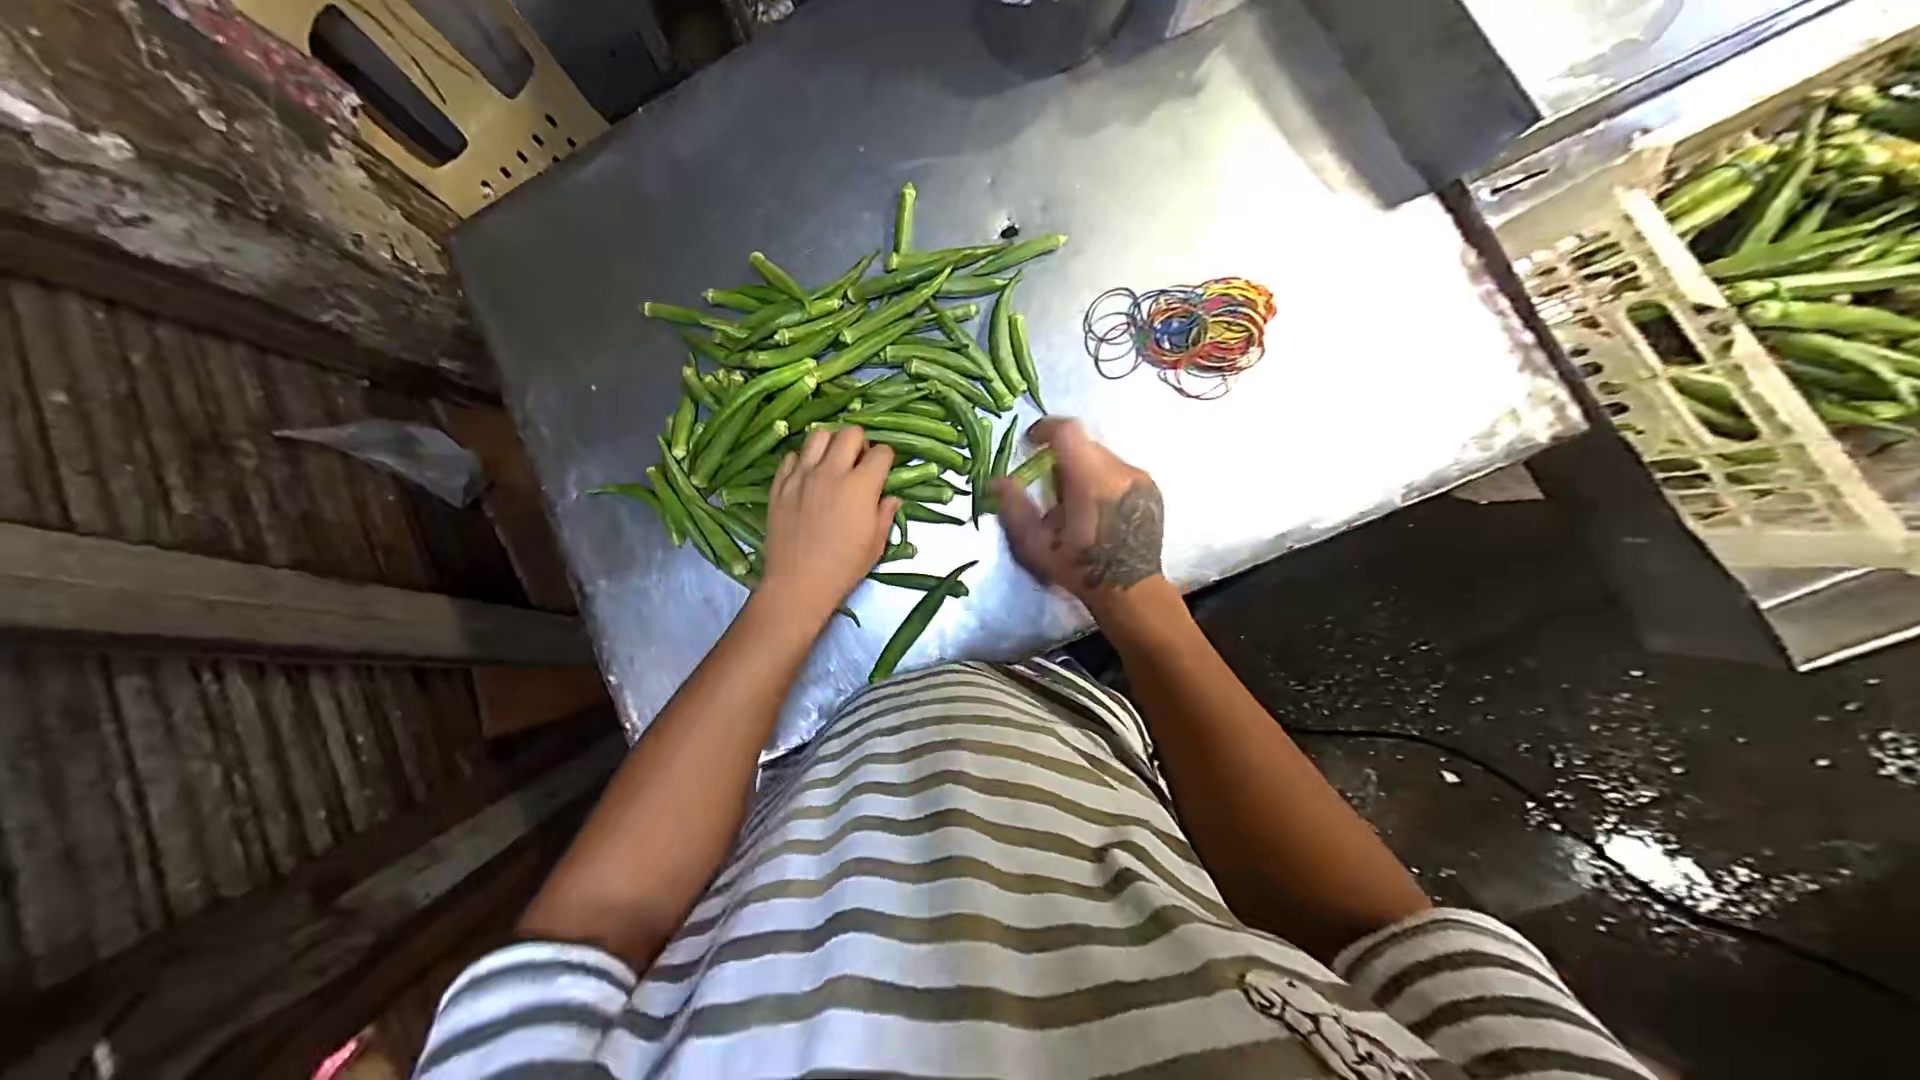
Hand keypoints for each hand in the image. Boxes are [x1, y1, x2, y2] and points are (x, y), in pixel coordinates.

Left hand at [760, 426, 899, 620]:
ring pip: (818, 436)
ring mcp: (801, 476)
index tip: (884, 470)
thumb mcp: (876, 543)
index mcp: (860, 486)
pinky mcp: (780, 485)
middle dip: (860, 443)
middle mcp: (831, 472)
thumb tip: (890, 498)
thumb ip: (885, 514)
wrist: (798, 583)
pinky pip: (791, 457)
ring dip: (831, 444)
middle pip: (850, 433)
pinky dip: (803, 460)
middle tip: (859, 463)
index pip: (881, 452)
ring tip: (833, 462)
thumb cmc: (843, 567)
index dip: (886, 458)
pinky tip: (808, 476)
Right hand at [993, 418, 1164, 613]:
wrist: (1132, 591)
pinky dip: (1103, 481)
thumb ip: (1015, 508)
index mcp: (1092, 481)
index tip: (1031, 443)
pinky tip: (1099, 512)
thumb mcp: (1037, 546)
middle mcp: (1121, 472)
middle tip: (1051, 490)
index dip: (1045, 429)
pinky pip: (1120, 471)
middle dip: (1062, 459)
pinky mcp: (1152, 489)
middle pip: (1084, 444)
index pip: (1068, 431)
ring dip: (1083, 470)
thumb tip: (997, 480)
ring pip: (1102, 458)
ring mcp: (1140, 480)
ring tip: (1076, 505)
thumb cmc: (1080, 570)